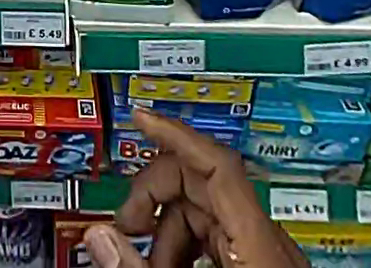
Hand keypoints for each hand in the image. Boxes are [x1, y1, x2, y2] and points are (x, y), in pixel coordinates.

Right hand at [86, 110, 307, 267]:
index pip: (213, 161)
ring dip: (167, 233)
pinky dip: (187, 252)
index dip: (173, 131)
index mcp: (257, 244)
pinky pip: (218, 244)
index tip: (140, 117)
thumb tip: (102, 237)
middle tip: (123, 228)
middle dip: (155, 196)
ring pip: (207, 216)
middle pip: (201, 184)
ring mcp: (267, 260)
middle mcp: (266, 244)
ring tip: (145, 267)